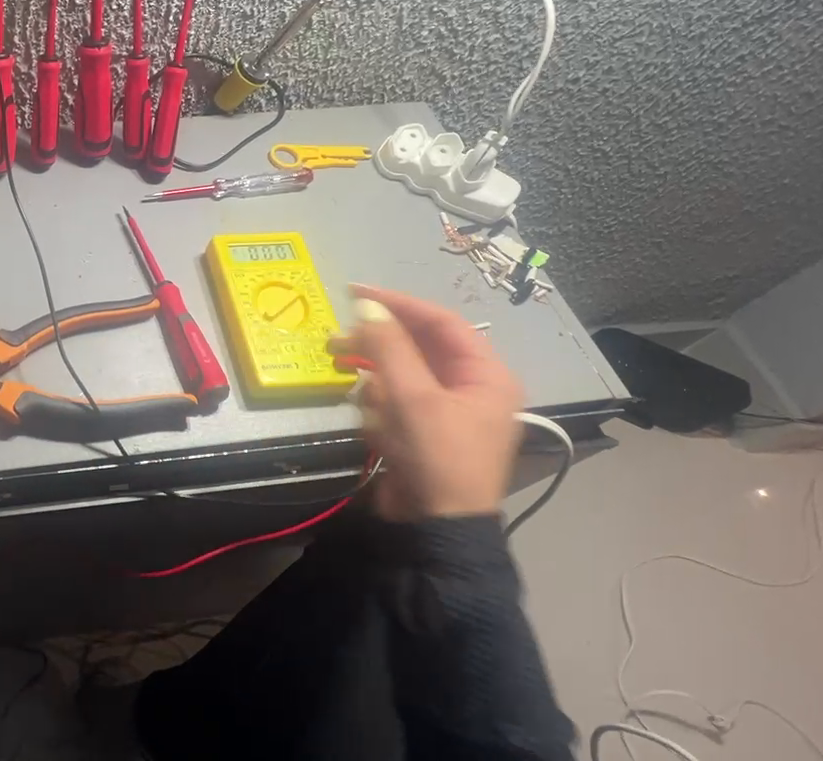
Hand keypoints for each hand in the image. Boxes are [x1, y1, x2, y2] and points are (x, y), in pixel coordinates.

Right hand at [332, 284, 523, 520]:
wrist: (437, 529)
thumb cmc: (436, 457)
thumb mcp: (412, 398)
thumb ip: (388, 347)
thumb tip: (367, 304)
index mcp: (486, 375)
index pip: (441, 322)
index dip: (398, 303)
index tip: (355, 293)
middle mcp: (470, 387)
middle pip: (420, 346)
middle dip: (378, 342)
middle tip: (337, 338)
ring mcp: (446, 410)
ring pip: (402, 372)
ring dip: (374, 374)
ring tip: (343, 374)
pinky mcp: (423, 430)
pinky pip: (396, 399)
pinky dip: (377, 400)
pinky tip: (367, 414)